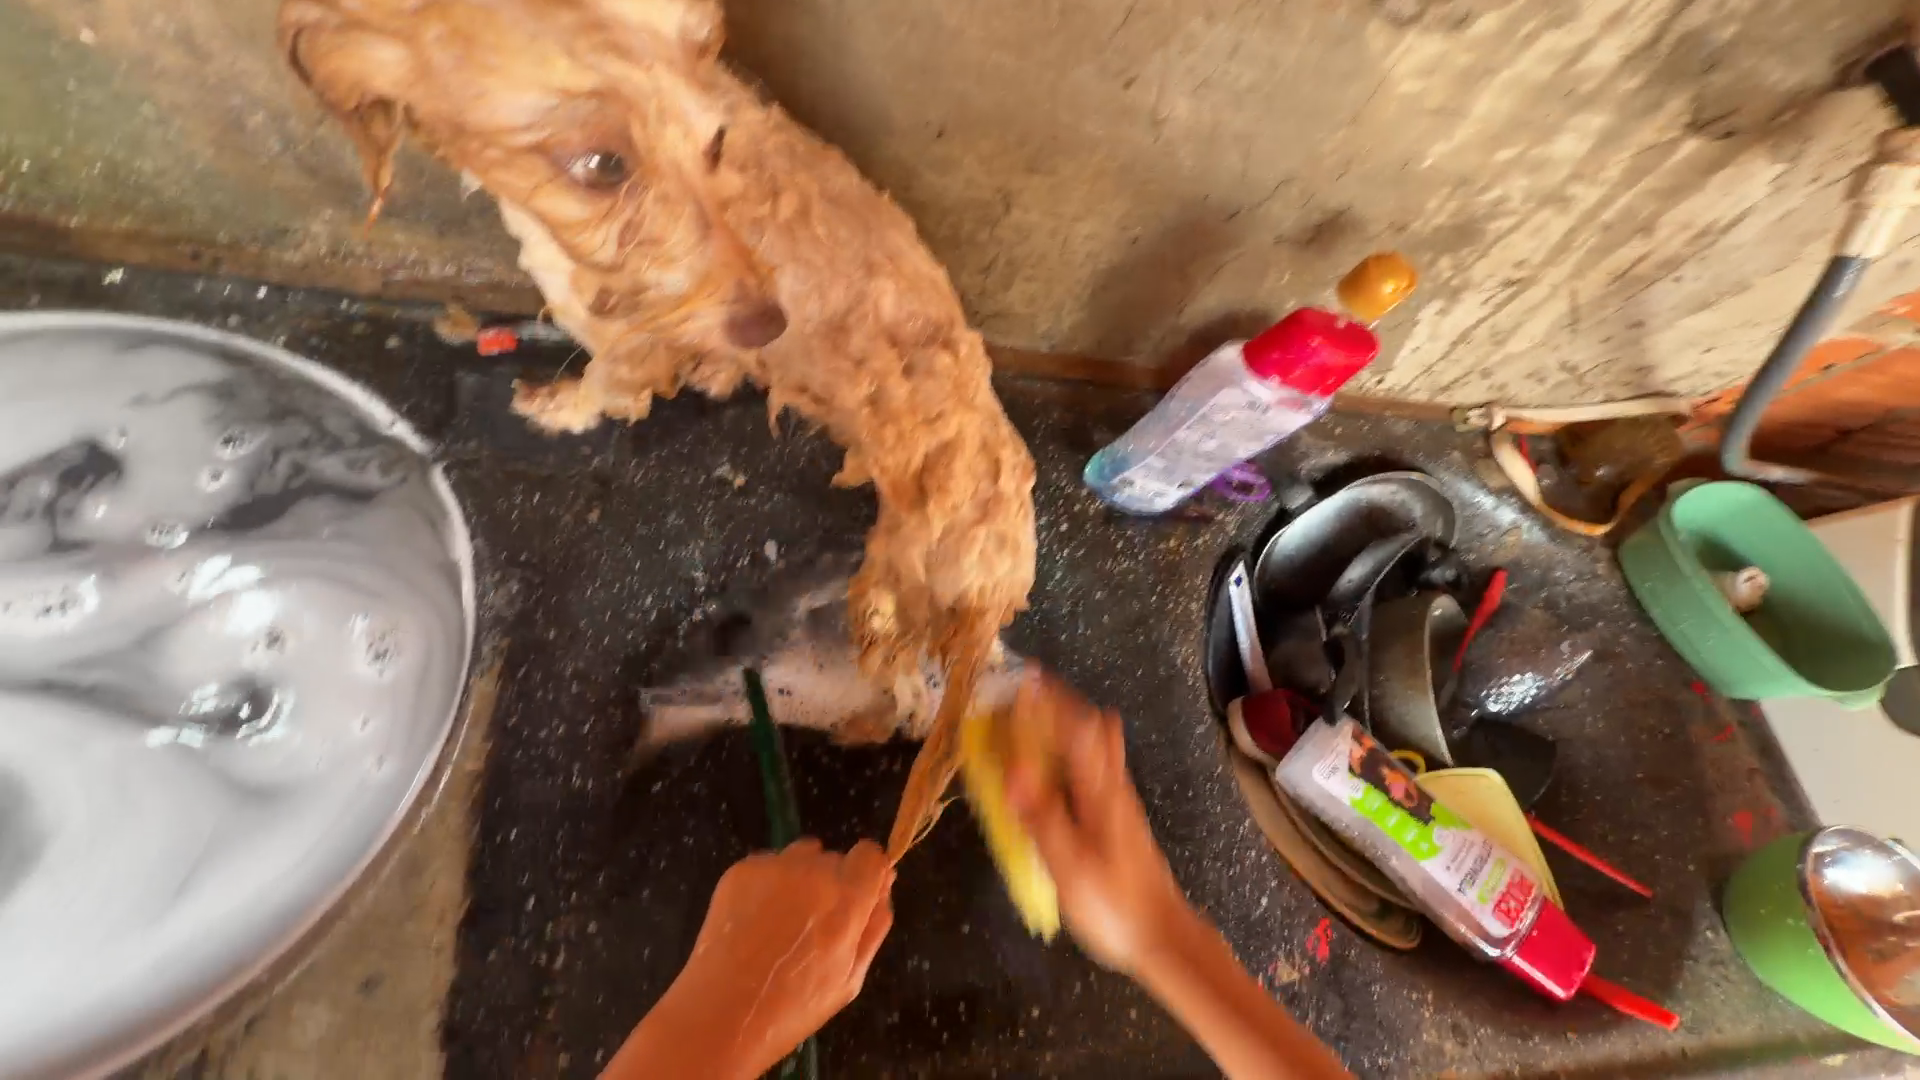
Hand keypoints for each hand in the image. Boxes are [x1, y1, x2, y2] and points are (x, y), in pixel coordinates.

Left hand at [606, 839, 893, 1078]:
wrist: (720, 1015)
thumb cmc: (792, 1006)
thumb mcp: (850, 979)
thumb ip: (874, 926)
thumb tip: (885, 886)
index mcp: (846, 899)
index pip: (871, 854)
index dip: (867, 872)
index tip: (857, 894)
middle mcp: (814, 871)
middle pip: (835, 858)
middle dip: (832, 882)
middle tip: (812, 923)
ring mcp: (775, 866)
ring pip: (802, 855)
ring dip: (801, 876)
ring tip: (781, 919)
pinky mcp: (742, 868)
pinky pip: (768, 864)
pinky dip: (767, 883)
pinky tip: (754, 919)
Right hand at [1004, 672, 1188, 973]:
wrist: (1163, 937)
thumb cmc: (1114, 903)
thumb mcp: (1070, 866)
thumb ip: (1041, 817)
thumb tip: (1012, 770)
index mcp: (1100, 791)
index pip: (1077, 729)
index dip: (1052, 700)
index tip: (1029, 678)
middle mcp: (1113, 786)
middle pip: (1093, 728)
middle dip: (1063, 703)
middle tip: (1032, 690)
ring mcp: (1120, 801)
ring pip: (1099, 746)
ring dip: (1071, 722)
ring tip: (1043, 715)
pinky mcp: (1120, 817)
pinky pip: (1098, 766)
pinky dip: (1077, 749)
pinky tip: (1063, 763)